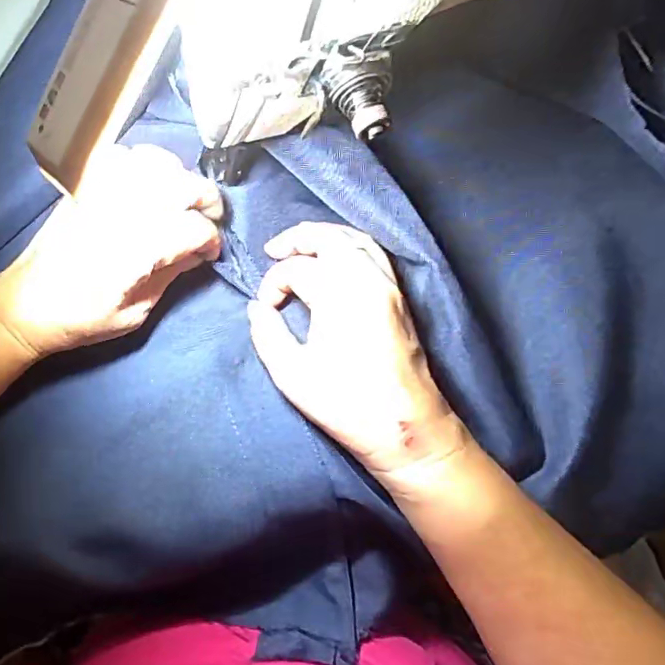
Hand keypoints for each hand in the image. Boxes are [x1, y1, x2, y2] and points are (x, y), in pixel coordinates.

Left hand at [0, 144, 223, 358]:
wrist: (27, 303)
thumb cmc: (81, 318)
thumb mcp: (135, 312)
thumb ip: (171, 275)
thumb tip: (197, 253)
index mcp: (138, 248)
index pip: (195, 227)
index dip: (212, 240)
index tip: (210, 253)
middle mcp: (123, 210)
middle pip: (185, 184)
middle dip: (206, 200)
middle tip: (206, 220)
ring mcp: (102, 191)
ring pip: (156, 161)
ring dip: (177, 177)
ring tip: (179, 200)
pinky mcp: (85, 185)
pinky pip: (122, 155)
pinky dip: (141, 163)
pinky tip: (145, 184)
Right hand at [246, 222, 476, 490]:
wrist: (407, 428)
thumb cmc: (347, 404)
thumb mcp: (291, 374)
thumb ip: (267, 334)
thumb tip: (257, 308)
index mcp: (341, 296)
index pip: (297, 269)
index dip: (273, 284)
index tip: (266, 310)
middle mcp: (369, 281)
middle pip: (332, 238)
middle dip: (298, 238)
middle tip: (273, 249)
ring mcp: (390, 287)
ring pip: (357, 239)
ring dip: (326, 236)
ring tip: (300, 246)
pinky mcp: (400, 299)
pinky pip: (373, 254)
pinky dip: (348, 245)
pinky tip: (334, 260)